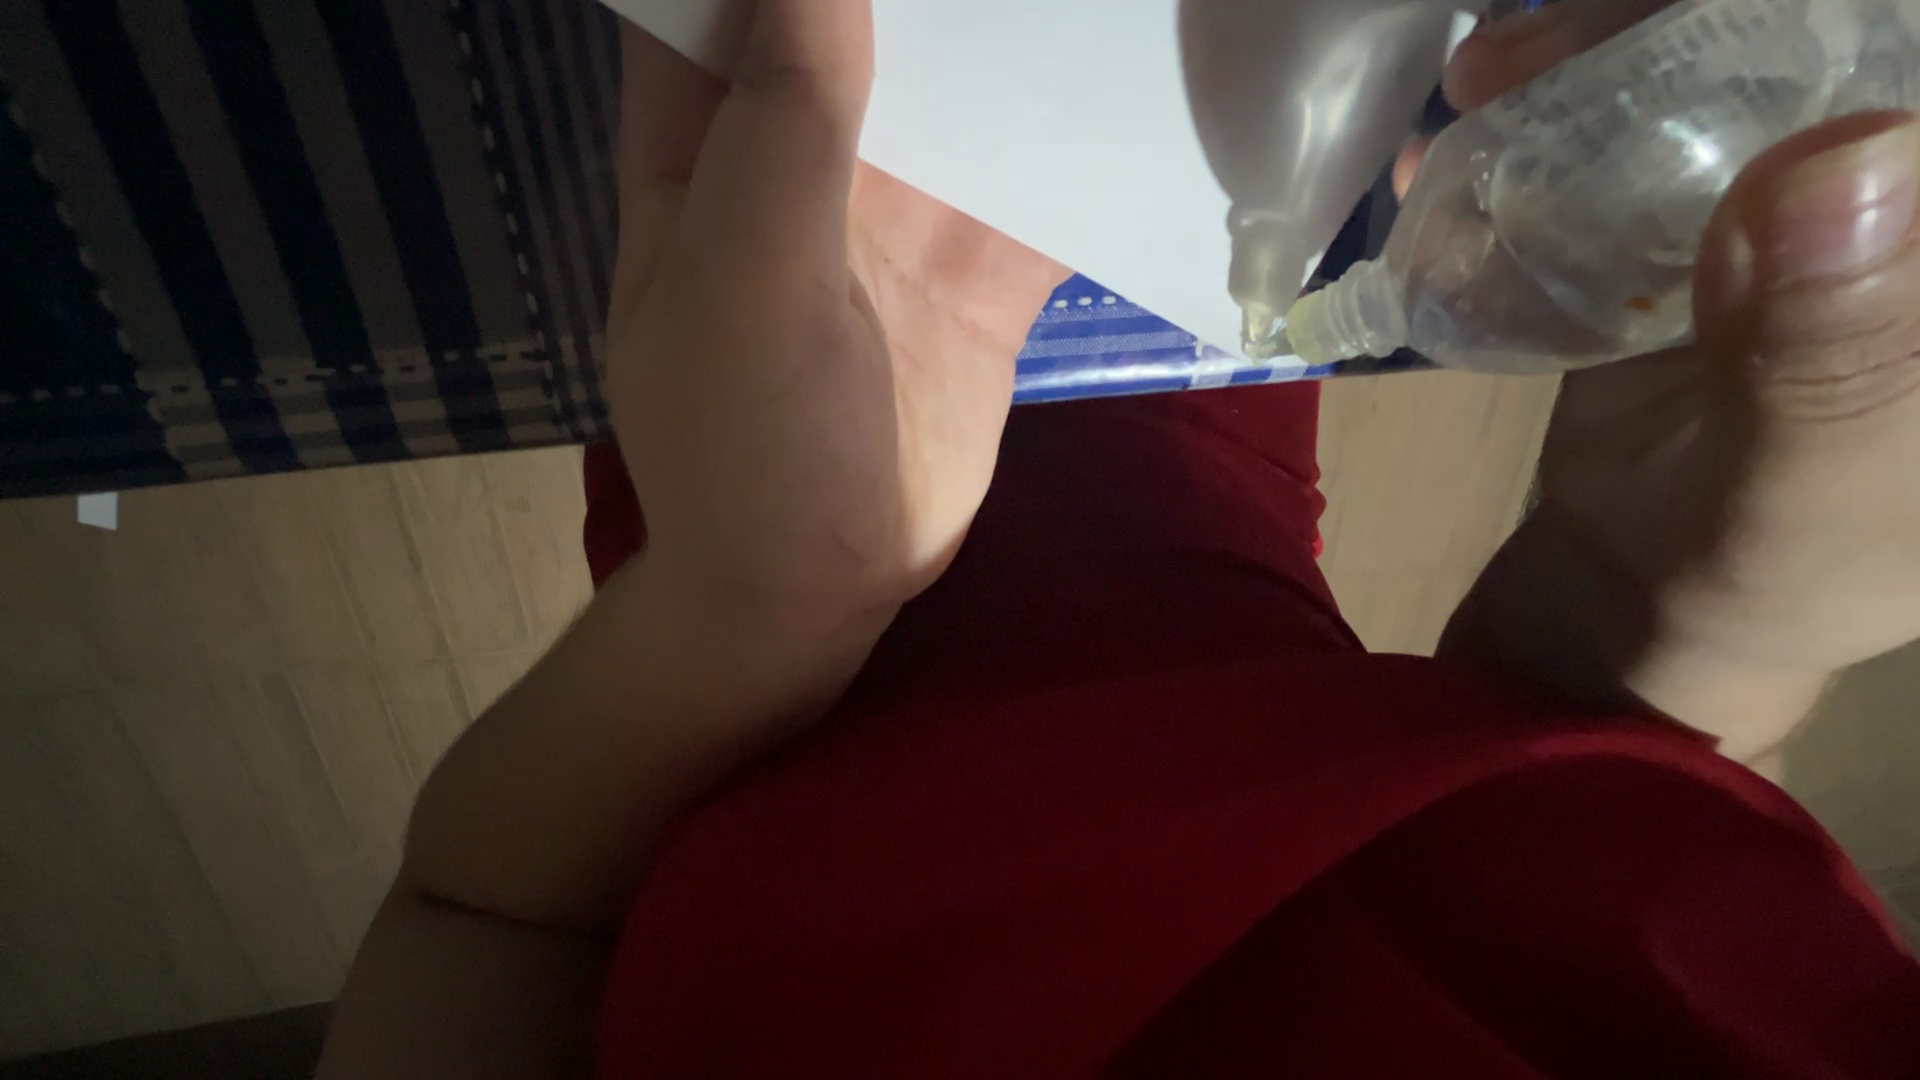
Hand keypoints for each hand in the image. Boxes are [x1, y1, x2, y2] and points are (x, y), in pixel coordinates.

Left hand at [608, 2, 1068, 641]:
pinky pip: (1032, 191)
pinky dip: (1079, 143)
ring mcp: (900, 222)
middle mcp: (802, 167)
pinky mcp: (976, 280)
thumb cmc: (751, 449)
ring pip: (963, 99)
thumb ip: (785, 127)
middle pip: (866, 28)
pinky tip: (1144, 84)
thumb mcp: (749, 284)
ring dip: (1019, 40)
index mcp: (705, 150)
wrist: (823, 580)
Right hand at [1433, 1, 1919, 758]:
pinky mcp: (1674, 242)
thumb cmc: (1749, 577)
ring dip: (1582, 69)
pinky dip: (1527, 145)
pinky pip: (1609, 161)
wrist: (1629, 599)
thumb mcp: (1805, 496)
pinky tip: (1448, 150)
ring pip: (1706, 81)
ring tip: (1475, 81)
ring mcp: (1780, 214)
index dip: (1845, 23)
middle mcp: (1896, 209)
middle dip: (1670, 23)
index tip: (1701, 15)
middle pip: (1818, 43)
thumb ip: (1832, 360)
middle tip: (1526, 52)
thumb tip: (1837, 157)